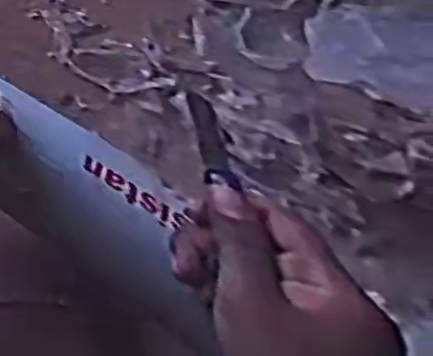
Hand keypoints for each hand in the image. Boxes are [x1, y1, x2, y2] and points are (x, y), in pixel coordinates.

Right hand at [170, 186, 402, 355]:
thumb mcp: (246, 296)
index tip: (188, 215)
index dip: (232, 207)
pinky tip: (213, 304)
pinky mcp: (315, 343)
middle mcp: (344, 303)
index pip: (282, 221)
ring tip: (191, 284)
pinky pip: (270, 299)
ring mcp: (333, 327)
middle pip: (268, 246)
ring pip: (263, 272)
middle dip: (215, 244)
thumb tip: (222, 187)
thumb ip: (236, 240)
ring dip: (217, 268)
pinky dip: (234, 293)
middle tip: (183, 262)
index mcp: (338, 289)